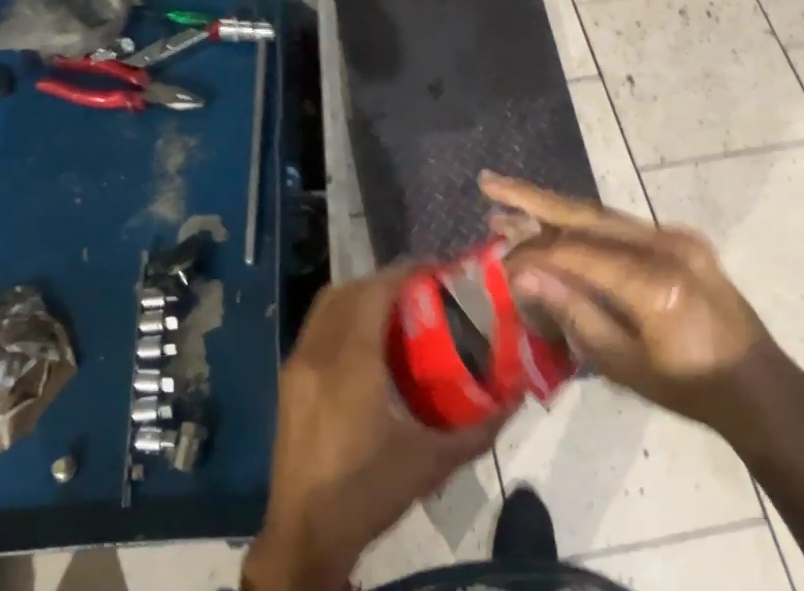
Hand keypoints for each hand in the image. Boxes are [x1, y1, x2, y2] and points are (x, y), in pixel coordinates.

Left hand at [244, 266, 507, 590]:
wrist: (304, 534)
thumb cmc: (368, 493)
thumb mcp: (431, 463)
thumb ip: (478, 428)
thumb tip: (516, 396)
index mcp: (350, 362)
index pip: (375, 291)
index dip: (407, 272)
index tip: (439, 270)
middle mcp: (317, 353)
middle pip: (348, 291)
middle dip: (385, 281)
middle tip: (423, 291)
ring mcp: (296, 366)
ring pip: (327, 307)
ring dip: (360, 297)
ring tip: (399, 311)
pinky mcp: (288, 382)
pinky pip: (317, 330)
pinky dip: (343, 319)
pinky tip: (370, 345)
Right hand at [482, 170, 803, 447]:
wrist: (760, 387)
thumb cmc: (689, 388)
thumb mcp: (624, 363)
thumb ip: (572, 312)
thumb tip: (522, 276)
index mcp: (653, 283)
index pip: (575, 252)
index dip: (531, 253)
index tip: (498, 262)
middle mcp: (666, 247)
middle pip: (586, 215)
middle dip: (533, 199)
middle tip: (489, 184)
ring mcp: (677, 239)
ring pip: (602, 215)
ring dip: (555, 209)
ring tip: (509, 200)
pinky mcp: (682, 242)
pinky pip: (622, 227)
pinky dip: (584, 224)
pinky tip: (557, 224)